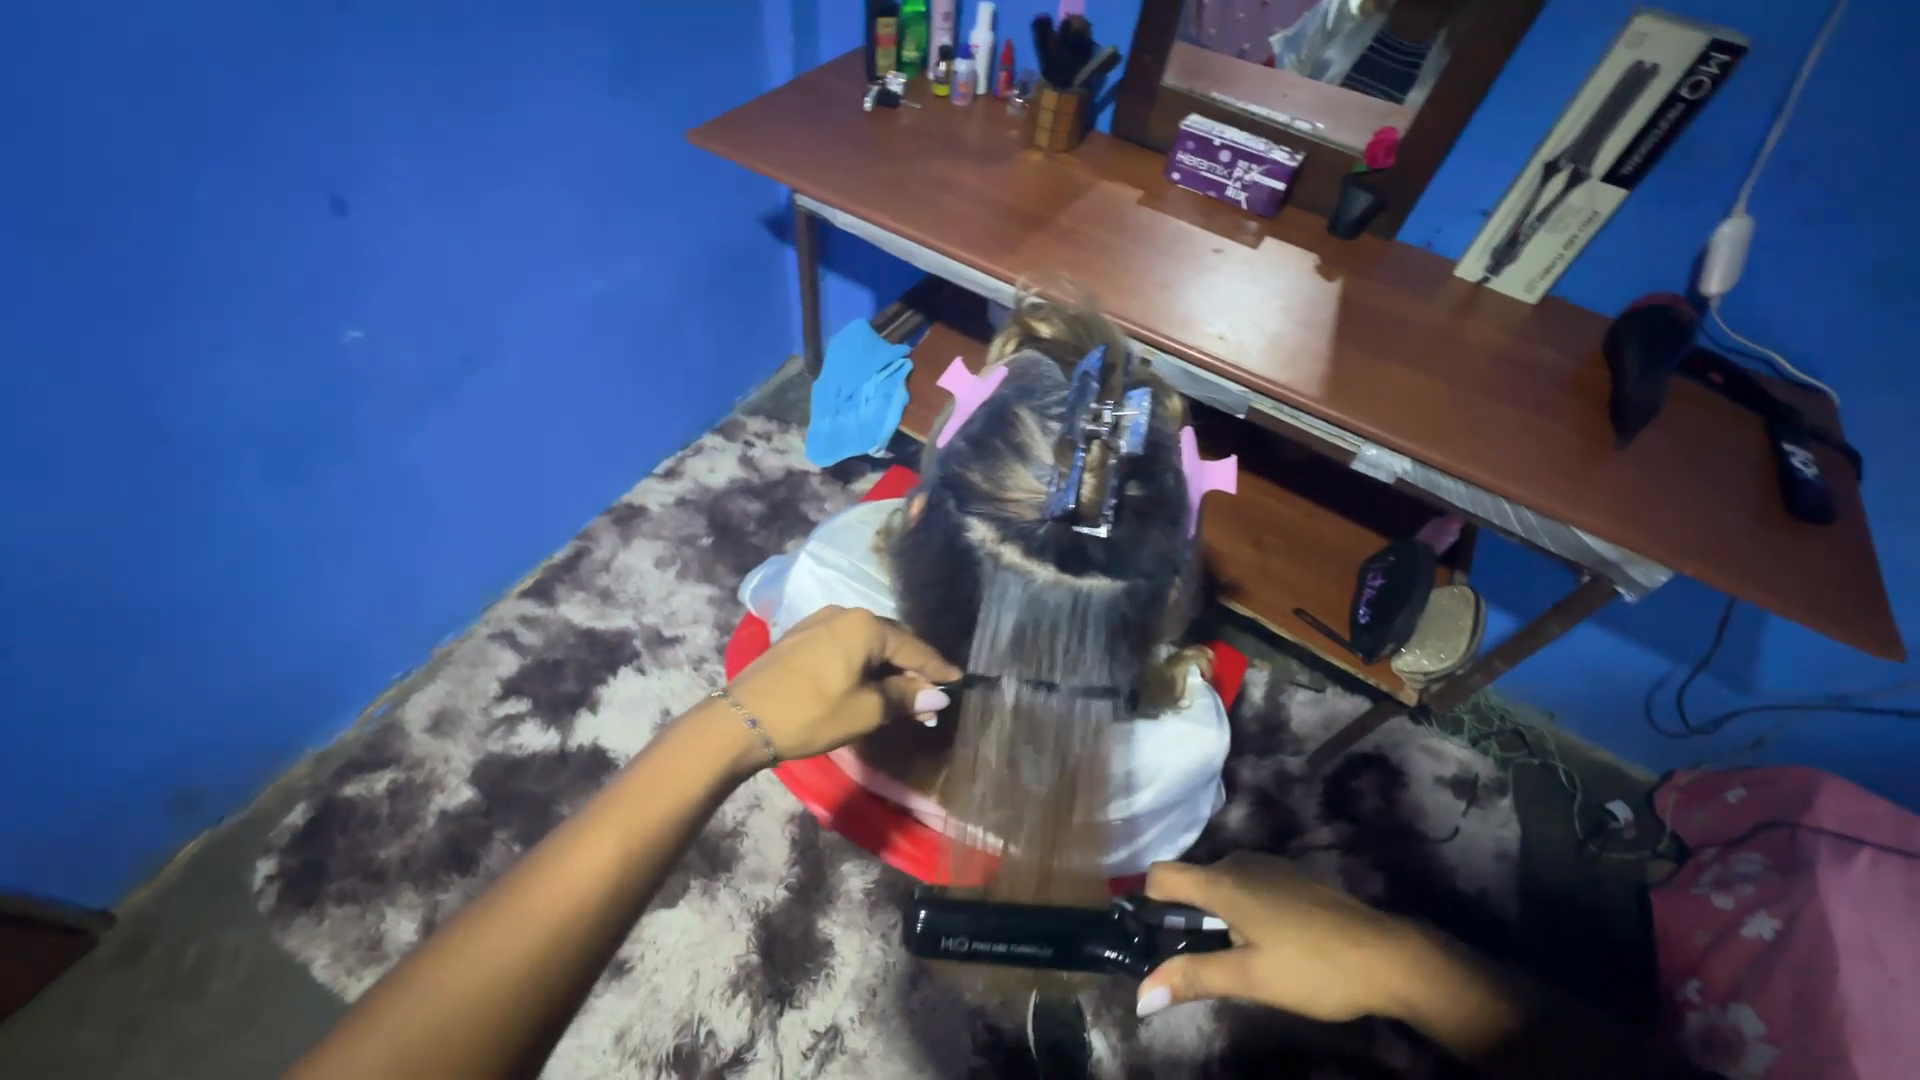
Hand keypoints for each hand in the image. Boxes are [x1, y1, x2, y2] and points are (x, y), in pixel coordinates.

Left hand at [724, 605, 960, 765]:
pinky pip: (844, 644)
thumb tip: (936, 696)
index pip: (914, 647)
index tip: (959, 681)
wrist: (741, 719)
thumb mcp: (865, 711)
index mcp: (865, 625)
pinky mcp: (800, 635)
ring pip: (866, 641)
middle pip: (891, 639)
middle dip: (912, 667)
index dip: (937, 668)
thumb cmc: (810, 714)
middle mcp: (844, 612)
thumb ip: (904, 698)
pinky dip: (861, 662)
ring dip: (885, 665)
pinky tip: (865, 680)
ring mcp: (818, 621)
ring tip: (900, 691)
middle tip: (929, 694)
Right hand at [1134, 852, 1419, 1022]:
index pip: (1160, 875)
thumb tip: (1140, 995)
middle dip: (1185, 917)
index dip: (1148, 903)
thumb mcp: (1250, 979)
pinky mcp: (1289, 876)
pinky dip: (1240, 909)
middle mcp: (1238, 862)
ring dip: (1215, 915)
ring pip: (1219, 883)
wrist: (1389, 956)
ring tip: (1237, 957)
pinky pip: (1245, 884)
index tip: (1157, 938)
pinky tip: (1268, 944)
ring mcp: (1267, 866)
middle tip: (1202, 961)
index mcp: (1222, 882)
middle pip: (1189, 880)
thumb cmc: (1313, 967)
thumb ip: (1193, 978)